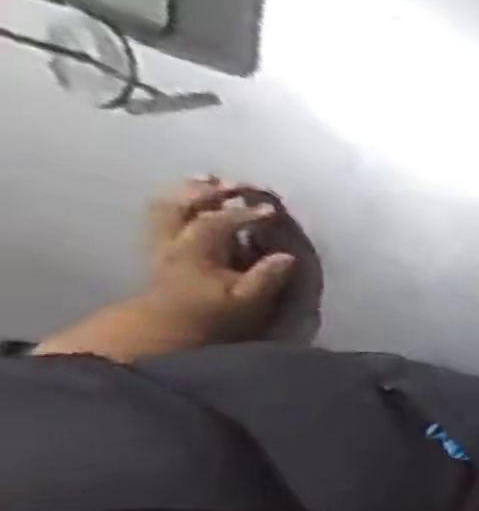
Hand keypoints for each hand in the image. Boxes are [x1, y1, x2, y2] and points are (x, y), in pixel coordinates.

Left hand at [145, 177, 297, 341]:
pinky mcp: (160, 247)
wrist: (167, 329)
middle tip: (241, 185)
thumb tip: (287, 256)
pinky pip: (164, 214)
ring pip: (168, 205)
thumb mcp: (248, 302)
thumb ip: (267, 278)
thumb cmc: (214, 316)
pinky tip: (195, 199)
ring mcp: (162, 242)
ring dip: (190, 190)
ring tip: (214, 181)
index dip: (245, 213)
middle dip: (212, 190)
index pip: (219, 221)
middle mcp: (173, 240)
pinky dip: (179, 201)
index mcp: (196, 251)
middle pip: (183, 203)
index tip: (272, 209)